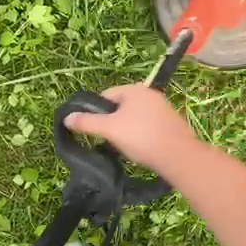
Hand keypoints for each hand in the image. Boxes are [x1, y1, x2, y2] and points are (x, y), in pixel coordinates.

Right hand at [63, 83, 200, 173]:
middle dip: (112, 122)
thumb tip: (67, 118)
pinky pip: (148, 125)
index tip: (94, 130)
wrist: (178, 156)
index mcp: (133, 89)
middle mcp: (149, 93)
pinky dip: (141, 135)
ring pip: (134, 117)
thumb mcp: (109, 129)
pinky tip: (141, 149)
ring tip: (124, 147)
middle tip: (108, 140)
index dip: (96, 112)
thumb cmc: (141, 137)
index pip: (106, 95)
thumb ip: (87, 122)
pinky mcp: (171, 122)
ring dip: (126, 130)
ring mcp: (162, 107)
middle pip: (120, 106)